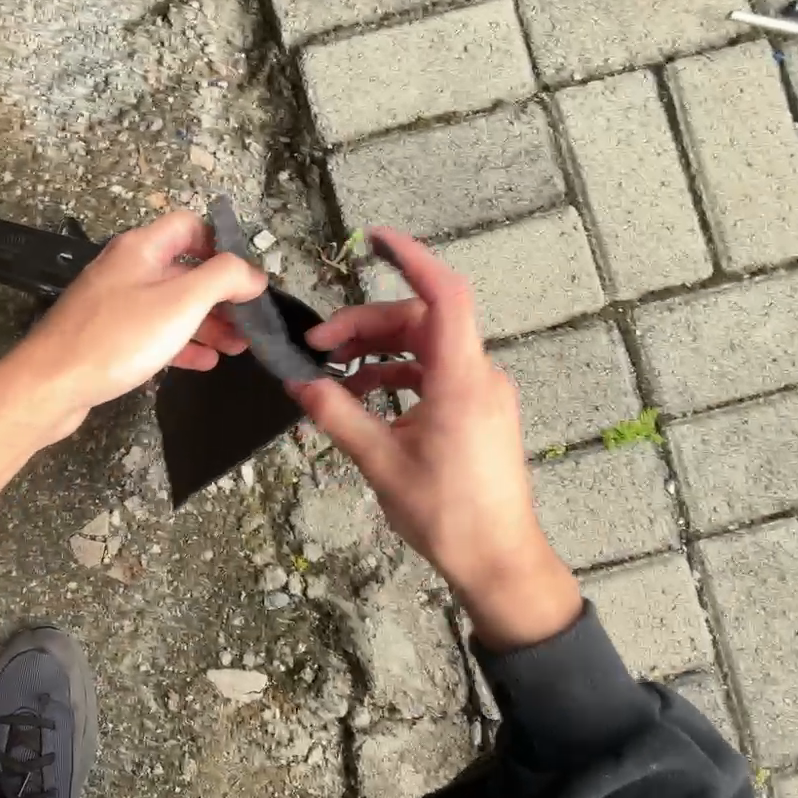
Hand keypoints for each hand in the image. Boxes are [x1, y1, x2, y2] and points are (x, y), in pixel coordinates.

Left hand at [4, 210, 267, 440]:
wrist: (51, 385)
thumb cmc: (116, 339)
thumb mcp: (181, 302)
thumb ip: (223, 279)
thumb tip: (253, 273)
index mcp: (141, 249)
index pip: (189, 227)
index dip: (222, 245)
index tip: (246, 276)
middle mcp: (125, 270)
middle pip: (183, 271)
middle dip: (220, 295)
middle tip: (250, 321)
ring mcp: (113, 305)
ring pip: (170, 306)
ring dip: (206, 323)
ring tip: (238, 346)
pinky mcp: (106, 338)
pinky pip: (152, 333)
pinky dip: (180, 343)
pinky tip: (204, 361)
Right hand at [289, 229, 579, 649]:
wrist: (499, 559)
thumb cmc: (446, 515)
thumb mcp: (381, 463)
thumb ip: (338, 416)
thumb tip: (298, 383)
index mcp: (461, 381)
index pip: (445, 297)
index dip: (413, 259)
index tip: (375, 239)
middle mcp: (478, 376)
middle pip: (421, 321)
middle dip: (365, 324)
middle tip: (318, 346)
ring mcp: (481, 392)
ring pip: (425, 346)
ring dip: (378, 350)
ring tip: (333, 371)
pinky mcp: (477, 409)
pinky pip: (433, 372)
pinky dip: (396, 374)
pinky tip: (363, 395)